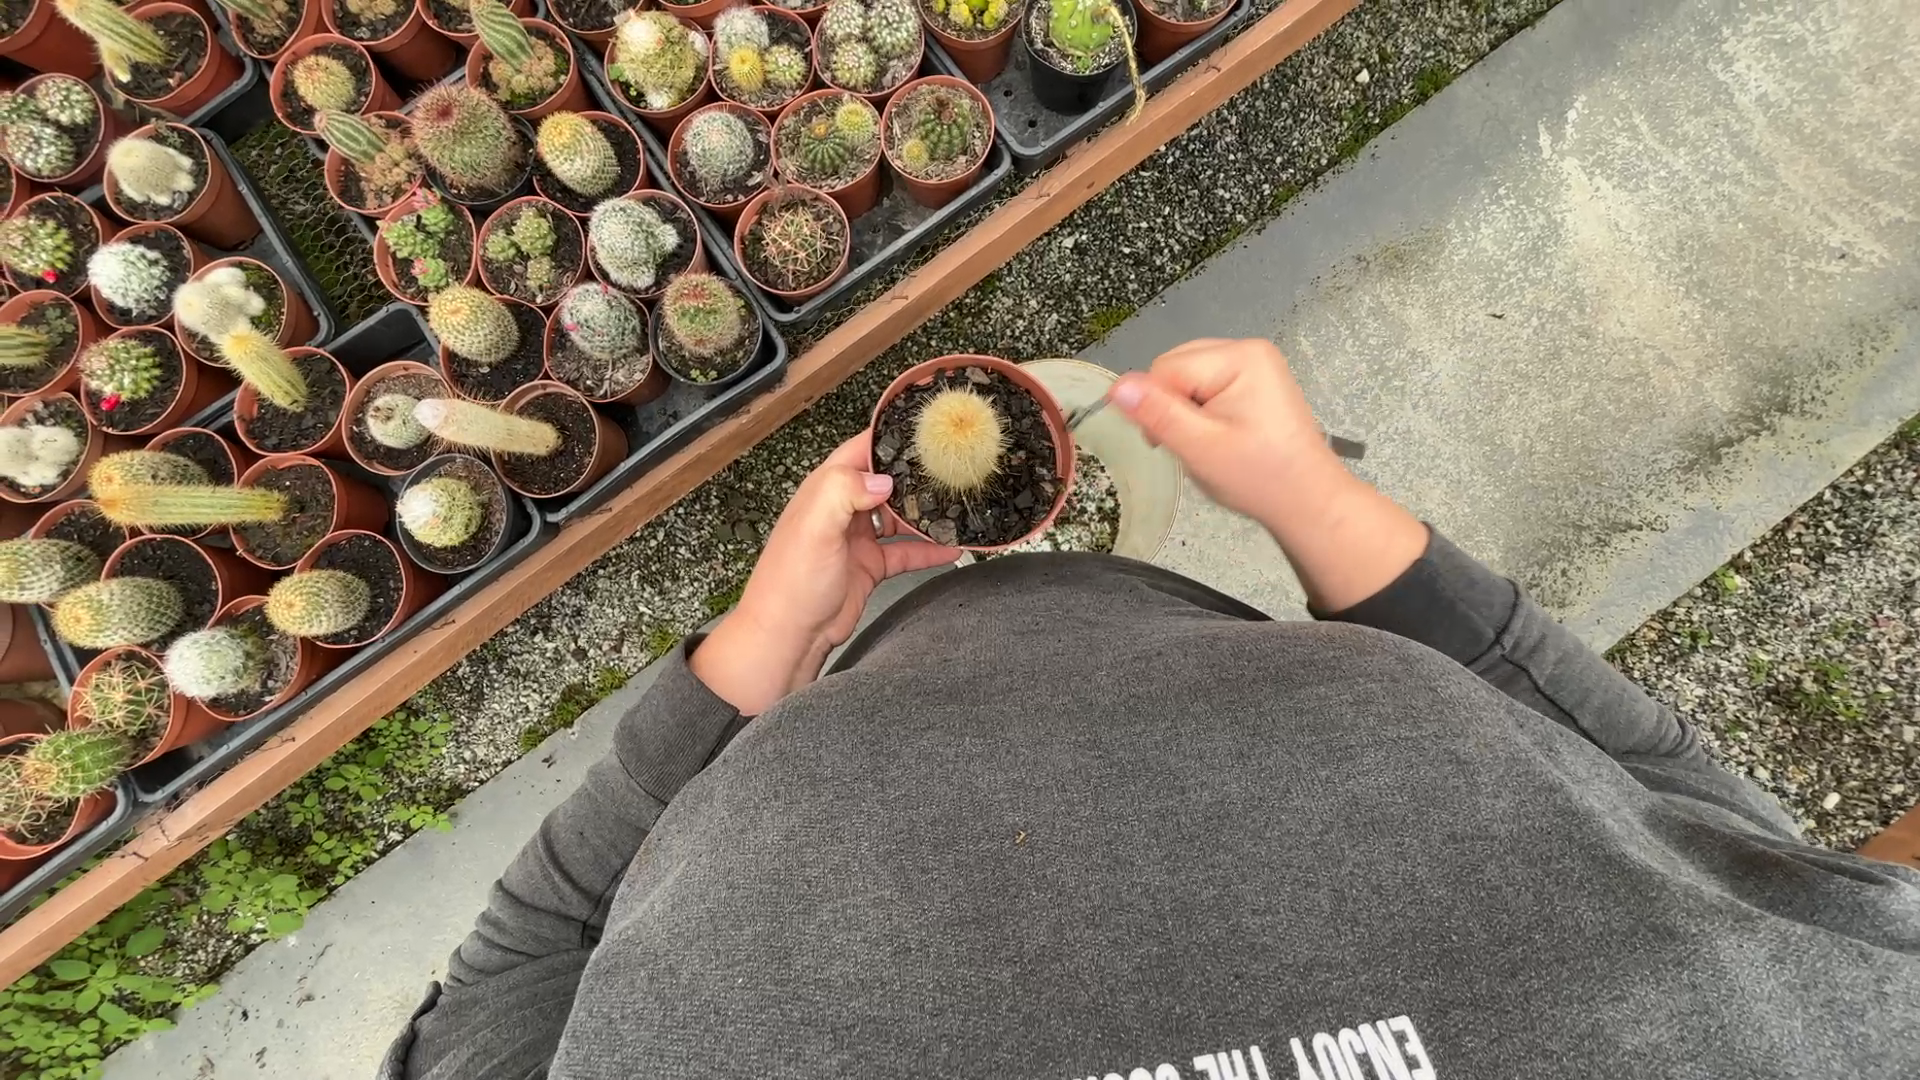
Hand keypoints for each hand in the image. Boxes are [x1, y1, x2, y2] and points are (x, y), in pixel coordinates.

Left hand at [690, 432, 960, 713]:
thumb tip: (885, 480)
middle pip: (885, 481)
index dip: (889, 437)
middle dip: (916, 475)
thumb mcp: (815, 528)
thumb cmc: (793, 580)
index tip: (925, 429)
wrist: (789, 636)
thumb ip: (844, 493)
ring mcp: (857, 539)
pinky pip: (905, 552)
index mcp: (826, 490)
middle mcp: (842, 509)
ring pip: (898, 516)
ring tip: (959, 506)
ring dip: (925, 513)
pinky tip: (953, 548)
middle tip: (953, 469)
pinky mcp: (870, 566)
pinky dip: (928, 550)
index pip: (860, 450)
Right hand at [1107, 338, 1342, 527]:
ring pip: (1184, 377)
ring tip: (1202, 442)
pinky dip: (1196, 410)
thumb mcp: (1200, 448)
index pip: (1165, 369)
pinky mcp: (1253, 381)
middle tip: (1190, 445)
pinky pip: (1202, 385)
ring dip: (1181, 409)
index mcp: (1240, 357)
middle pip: (1174, 367)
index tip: (1168, 443)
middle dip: (1169, 406)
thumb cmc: (1258, 477)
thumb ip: (1158, 414)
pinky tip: (1213, 434)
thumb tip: (1117, 386)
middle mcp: (1247, 350)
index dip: (1155, 407)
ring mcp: (1253, 364)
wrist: (1307, 501)